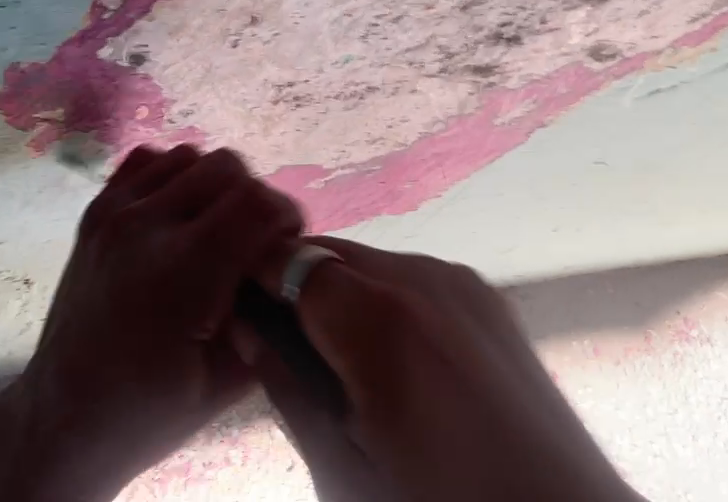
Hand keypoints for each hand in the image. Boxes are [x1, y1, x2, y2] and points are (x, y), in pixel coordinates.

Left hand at [0, 145, 301, 501]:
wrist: (64, 416)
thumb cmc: (149, 413)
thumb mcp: (227, 382)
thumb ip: (267, 316)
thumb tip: (293, 269)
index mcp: (184, 269)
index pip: (256, 202)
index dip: (285, 216)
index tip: (288, 246)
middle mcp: (146, 225)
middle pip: (226, 165)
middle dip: (254, 197)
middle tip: (255, 241)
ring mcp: (113, 211)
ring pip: (187, 155)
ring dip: (213, 184)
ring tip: (216, 228)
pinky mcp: (94, 211)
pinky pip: (145, 161)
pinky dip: (171, 176)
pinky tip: (176, 217)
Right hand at [248, 237, 643, 501]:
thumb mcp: (345, 473)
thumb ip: (286, 390)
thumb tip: (245, 331)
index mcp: (379, 319)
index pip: (285, 258)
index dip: (252, 279)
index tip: (238, 314)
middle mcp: (421, 276)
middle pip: (325, 254)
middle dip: (294, 287)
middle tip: (290, 353)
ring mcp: (461, 282)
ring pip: (366, 262)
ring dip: (338, 294)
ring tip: (346, 366)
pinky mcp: (488, 297)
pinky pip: (409, 278)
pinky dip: (383, 302)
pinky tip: (395, 364)